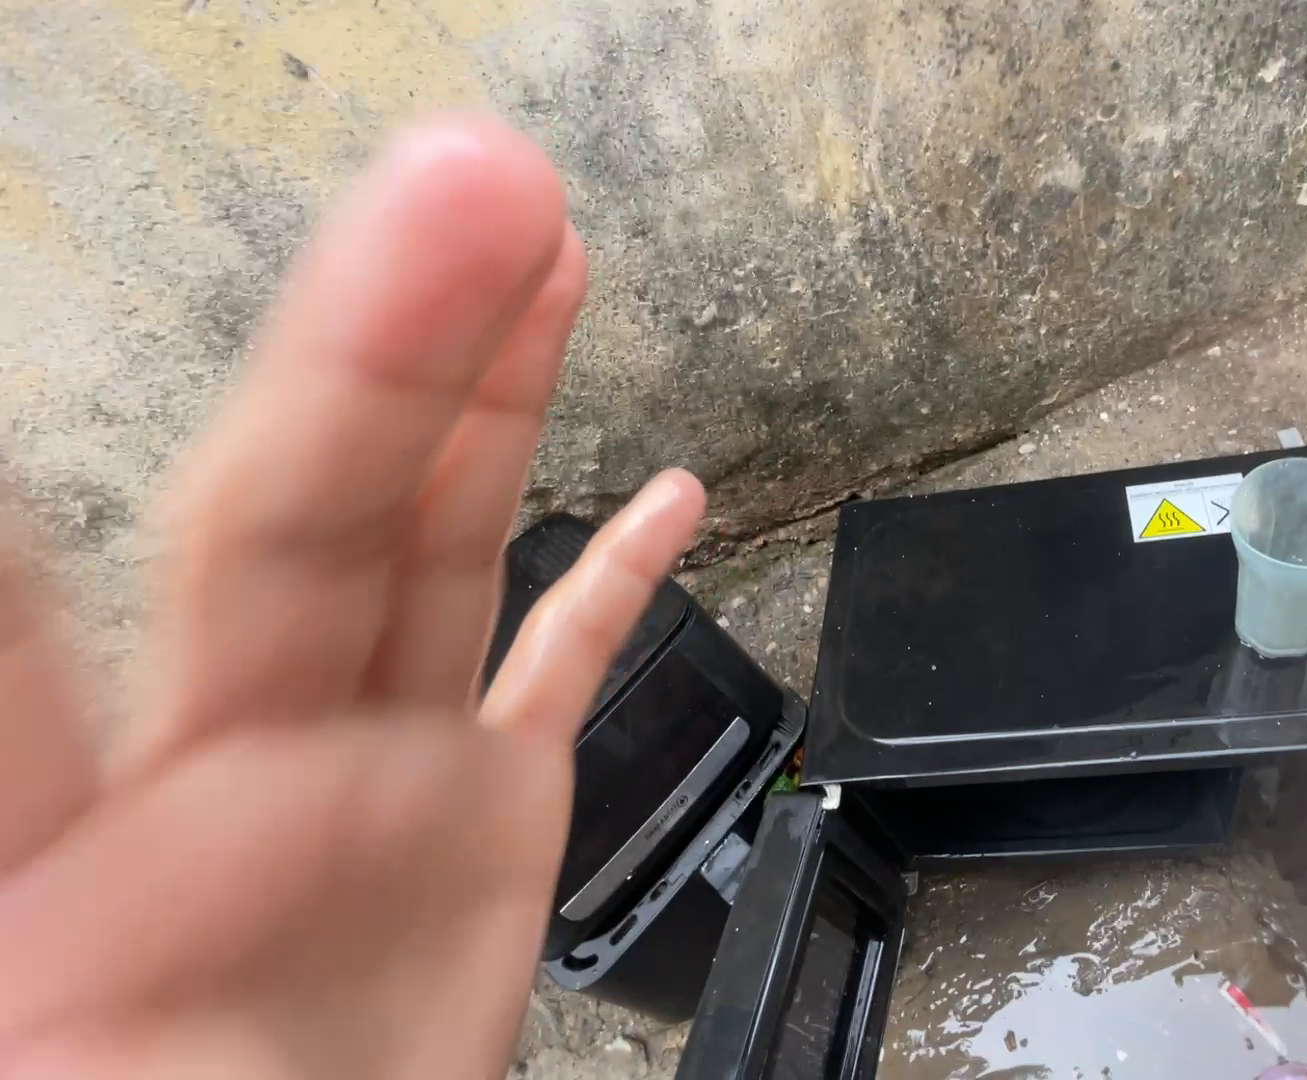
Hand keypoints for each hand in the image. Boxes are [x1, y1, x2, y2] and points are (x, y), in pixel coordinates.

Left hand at [0, 116, 705, 1077]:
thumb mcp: (55, 1049)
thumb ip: (26, 839)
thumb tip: (6, 552)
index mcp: (87, 826)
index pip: (42, 597)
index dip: (127, 433)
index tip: (209, 231)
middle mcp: (243, 746)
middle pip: (317, 504)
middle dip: (395, 337)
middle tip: (485, 189)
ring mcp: (391, 763)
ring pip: (446, 540)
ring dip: (503, 397)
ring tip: (553, 265)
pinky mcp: (494, 799)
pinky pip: (561, 659)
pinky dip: (616, 577)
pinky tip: (670, 493)